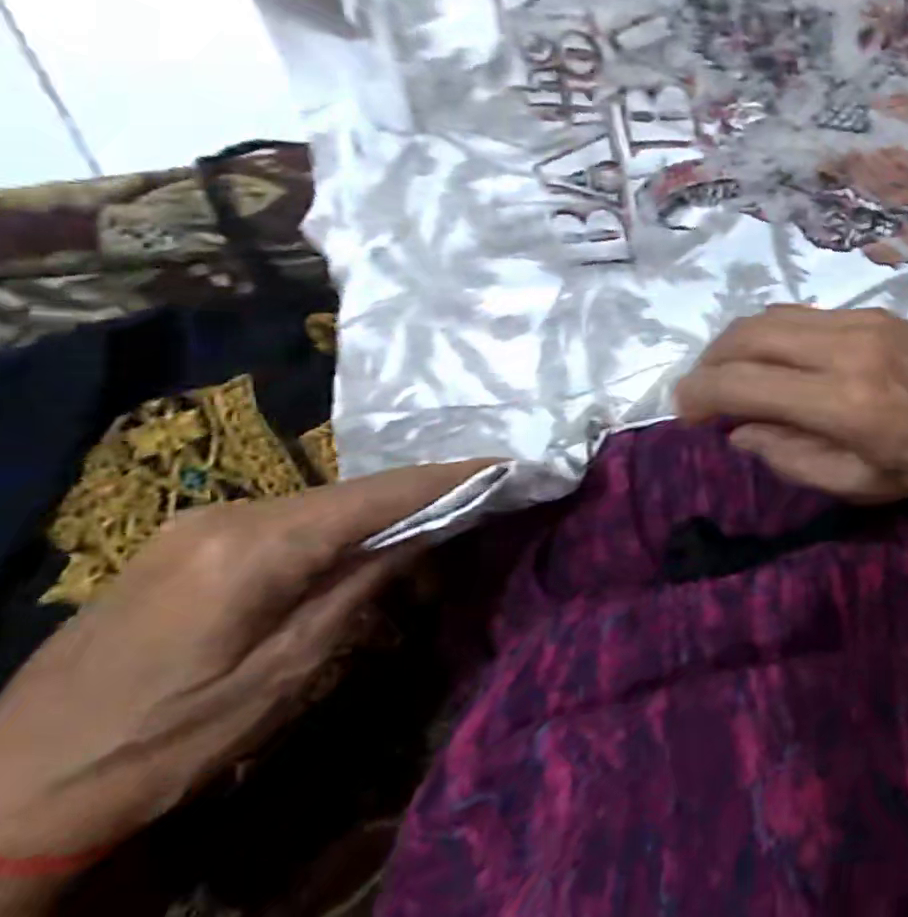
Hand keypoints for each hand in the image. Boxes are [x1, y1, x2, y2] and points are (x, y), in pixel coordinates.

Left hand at [0, 460, 491, 891]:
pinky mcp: (188, 544)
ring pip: (326, 505)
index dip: (455, 477)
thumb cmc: (168, 739)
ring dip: (389, 513)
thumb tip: (428, 533)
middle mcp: (228, 516)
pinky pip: (293, 521)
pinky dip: (346, 527)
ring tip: (448, 523)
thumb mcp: (287, 672)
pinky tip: (375, 543)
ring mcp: (200, 525)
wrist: (8, 787)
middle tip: (494, 496)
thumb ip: (362, 588)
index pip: (382, 495)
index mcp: (254, 545)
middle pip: (356, 492)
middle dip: (429, 493)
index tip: (514, 464)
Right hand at [676, 306, 907, 500]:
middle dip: (709, 363)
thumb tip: (738, 431)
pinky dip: (772, 333)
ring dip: (737, 344)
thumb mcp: (861, 483)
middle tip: (704, 395)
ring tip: (732, 377)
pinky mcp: (874, 312)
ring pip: (769, 316)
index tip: (686, 414)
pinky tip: (776, 360)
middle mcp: (846, 350)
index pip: (742, 382)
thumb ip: (791, 457)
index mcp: (844, 403)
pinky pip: (802, 313)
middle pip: (746, 336)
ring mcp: (861, 323)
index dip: (700, 395)